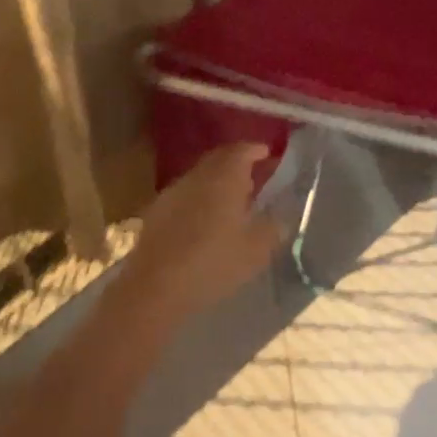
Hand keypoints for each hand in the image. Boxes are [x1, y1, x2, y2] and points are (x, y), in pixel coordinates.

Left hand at [123, 143, 282, 321]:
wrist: (155, 287)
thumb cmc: (213, 264)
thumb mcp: (256, 251)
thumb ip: (273, 229)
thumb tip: (281, 219)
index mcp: (224, 178)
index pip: (242, 150)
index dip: (256, 150)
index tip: (268, 154)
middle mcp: (197, 177)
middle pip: (218, 159)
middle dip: (236, 163)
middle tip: (253, 177)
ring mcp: (172, 193)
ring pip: (199, 177)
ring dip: (216, 182)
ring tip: (232, 202)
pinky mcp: (155, 212)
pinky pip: (184, 195)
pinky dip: (199, 199)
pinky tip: (204, 221)